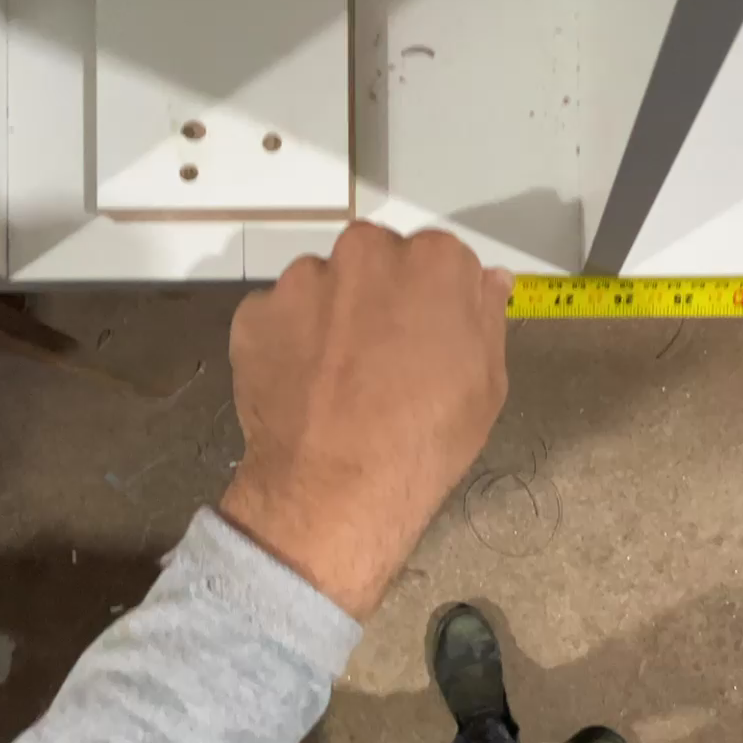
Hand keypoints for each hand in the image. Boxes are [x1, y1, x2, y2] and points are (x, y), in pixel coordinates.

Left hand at [218, 222, 511, 618]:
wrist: (338, 490)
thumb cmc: (427, 439)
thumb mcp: (487, 385)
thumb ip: (486, 318)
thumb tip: (487, 281)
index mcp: (434, 260)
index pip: (443, 262)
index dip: (439, 305)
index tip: (433, 343)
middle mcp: (366, 252)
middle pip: (380, 262)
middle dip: (383, 298)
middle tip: (384, 361)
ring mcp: (302, 280)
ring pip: (326, 288)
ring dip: (334, 318)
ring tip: (338, 382)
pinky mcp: (254, 314)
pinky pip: (280, 319)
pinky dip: (291, 344)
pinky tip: (305, 390)